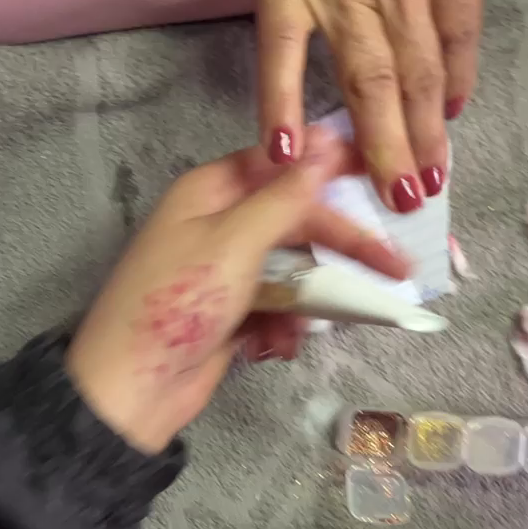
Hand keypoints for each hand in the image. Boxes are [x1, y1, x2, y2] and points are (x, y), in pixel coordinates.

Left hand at [66, 125, 408, 453]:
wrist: (133, 389)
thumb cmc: (180, 301)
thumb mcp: (234, 242)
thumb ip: (284, 196)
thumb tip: (322, 139)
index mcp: (208, 192)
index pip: (281, 166)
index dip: (331, 167)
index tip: (383, 172)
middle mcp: (216, 223)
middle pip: (293, 220)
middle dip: (335, 248)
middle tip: (393, 266)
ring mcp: (223, 271)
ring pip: (289, 268)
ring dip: (305, 299)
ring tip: (303, 328)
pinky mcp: (229, 312)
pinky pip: (273, 306)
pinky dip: (280, 326)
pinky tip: (272, 349)